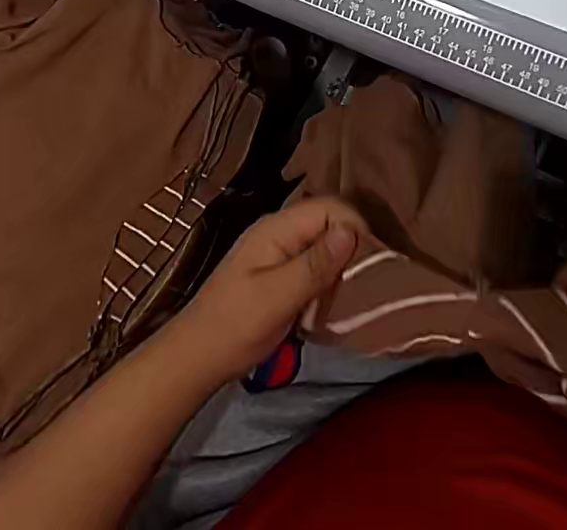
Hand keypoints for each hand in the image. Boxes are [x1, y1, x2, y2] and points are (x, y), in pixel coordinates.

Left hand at [165, 198, 365, 383]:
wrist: (194, 358)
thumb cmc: (234, 326)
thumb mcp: (277, 297)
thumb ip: (314, 264)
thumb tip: (350, 232)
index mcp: (276, 229)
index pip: (329, 208)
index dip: (354, 228)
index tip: (372, 263)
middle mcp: (279, 231)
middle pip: (328, 222)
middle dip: (350, 247)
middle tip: (366, 282)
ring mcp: (277, 251)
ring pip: (323, 243)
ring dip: (339, 266)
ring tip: (351, 294)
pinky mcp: (278, 272)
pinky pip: (313, 263)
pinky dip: (326, 278)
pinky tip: (331, 300)